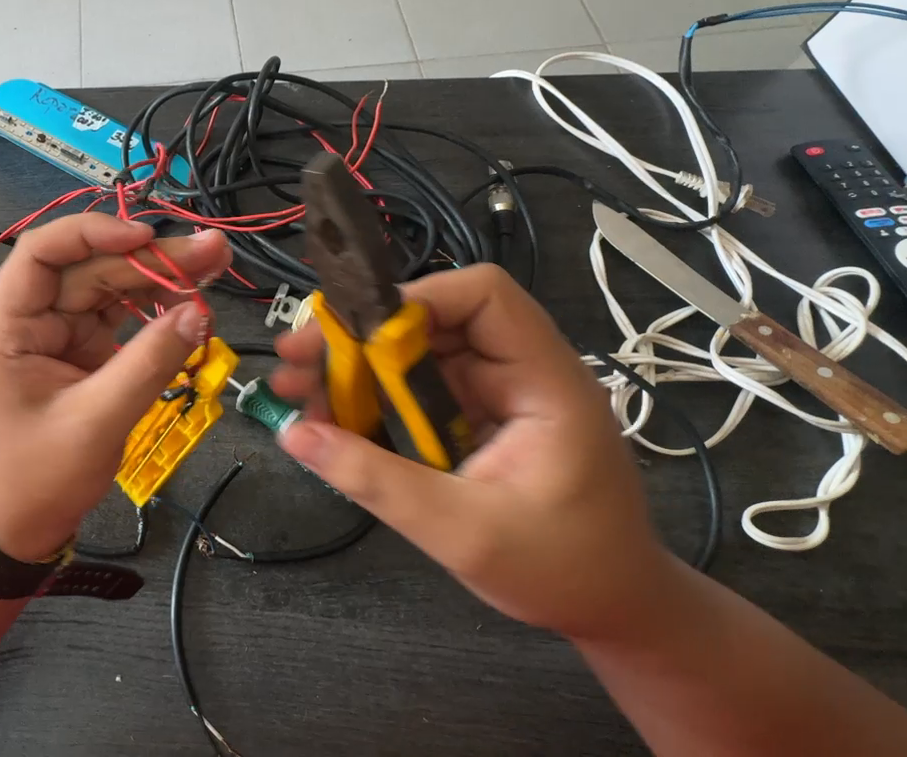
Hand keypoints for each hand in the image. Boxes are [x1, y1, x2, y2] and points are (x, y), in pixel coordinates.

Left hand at [0, 215, 230, 560]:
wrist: (29, 523)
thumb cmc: (42, 475)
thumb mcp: (96, 421)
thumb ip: (147, 365)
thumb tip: (199, 314)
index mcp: (10, 325)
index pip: (40, 253)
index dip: (90, 234)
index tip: (143, 237)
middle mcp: (33, 317)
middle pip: (89, 266)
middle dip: (148, 256)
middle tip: (212, 249)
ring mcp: (61, 330)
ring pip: (111, 284)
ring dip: (161, 273)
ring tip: (215, 261)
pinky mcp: (86, 348)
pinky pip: (123, 312)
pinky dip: (158, 304)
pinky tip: (194, 297)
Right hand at [271, 263, 677, 639]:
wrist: (612, 610)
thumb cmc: (561, 571)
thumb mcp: (462, 532)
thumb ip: (377, 480)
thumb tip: (294, 435)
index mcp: (544, 382)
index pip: (484, 296)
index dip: (416, 299)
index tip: (353, 333)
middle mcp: (517, 371)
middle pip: (430, 319)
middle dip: (357, 334)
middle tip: (295, 360)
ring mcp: (493, 392)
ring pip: (412, 351)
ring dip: (352, 365)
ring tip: (296, 390)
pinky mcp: (473, 413)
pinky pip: (411, 386)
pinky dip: (369, 396)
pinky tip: (329, 418)